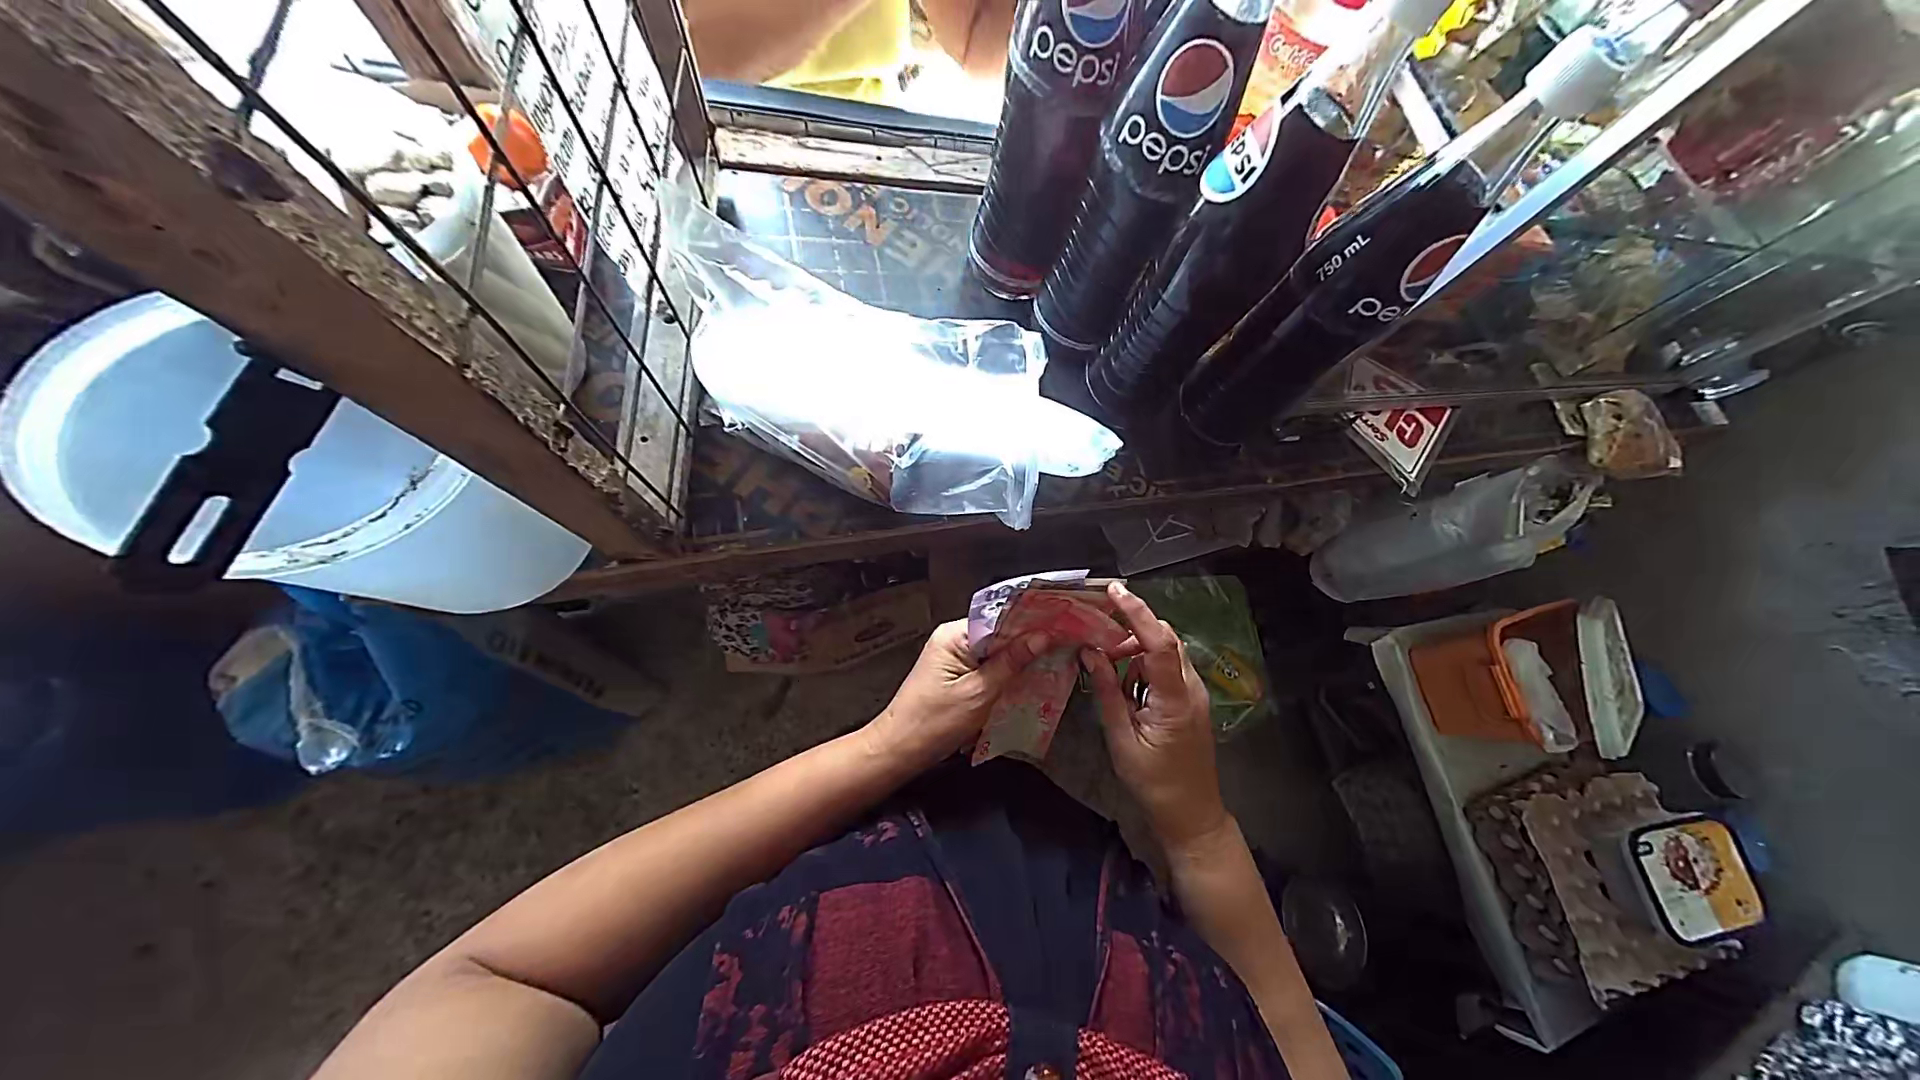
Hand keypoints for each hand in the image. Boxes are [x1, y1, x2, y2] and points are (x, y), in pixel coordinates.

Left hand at [864, 620, 1050, 771]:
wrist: (899, 751)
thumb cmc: (932, 723)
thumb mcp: (979, 693)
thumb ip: (1011, 663)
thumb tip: (1040, 637)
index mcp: (954, 635)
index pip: (999, 617)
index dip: (1030, 621)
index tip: (1060, 624)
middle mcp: (954, 640)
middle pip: (1000, 634)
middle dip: (1028, 642)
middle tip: (1063, 646)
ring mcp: (955, 658)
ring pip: (996, 653)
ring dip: (1019, 662)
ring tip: (1052, 662)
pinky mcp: (958, 676)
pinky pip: (988, 668)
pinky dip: (1006, 676)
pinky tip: (1026, 682)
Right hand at [1081, 582, 1229, 848]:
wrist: (1191, 814)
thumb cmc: (1153, 782)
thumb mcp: (1121, 739)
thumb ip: (1107, 691)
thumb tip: (1090, 651)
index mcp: (1174, 698)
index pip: (1159, 643)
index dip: (1137, 613)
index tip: (1114, 592)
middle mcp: (1191, 688)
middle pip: (1165, 639)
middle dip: (1132, 627)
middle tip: (1098, 630)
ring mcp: (1194, 693)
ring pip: (1166, 652)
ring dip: (1136, 647)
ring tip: (1106, 659)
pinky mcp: (1190, 700)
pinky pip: (1167, 668)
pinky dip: (1144, 664)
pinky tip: (1125, 682)